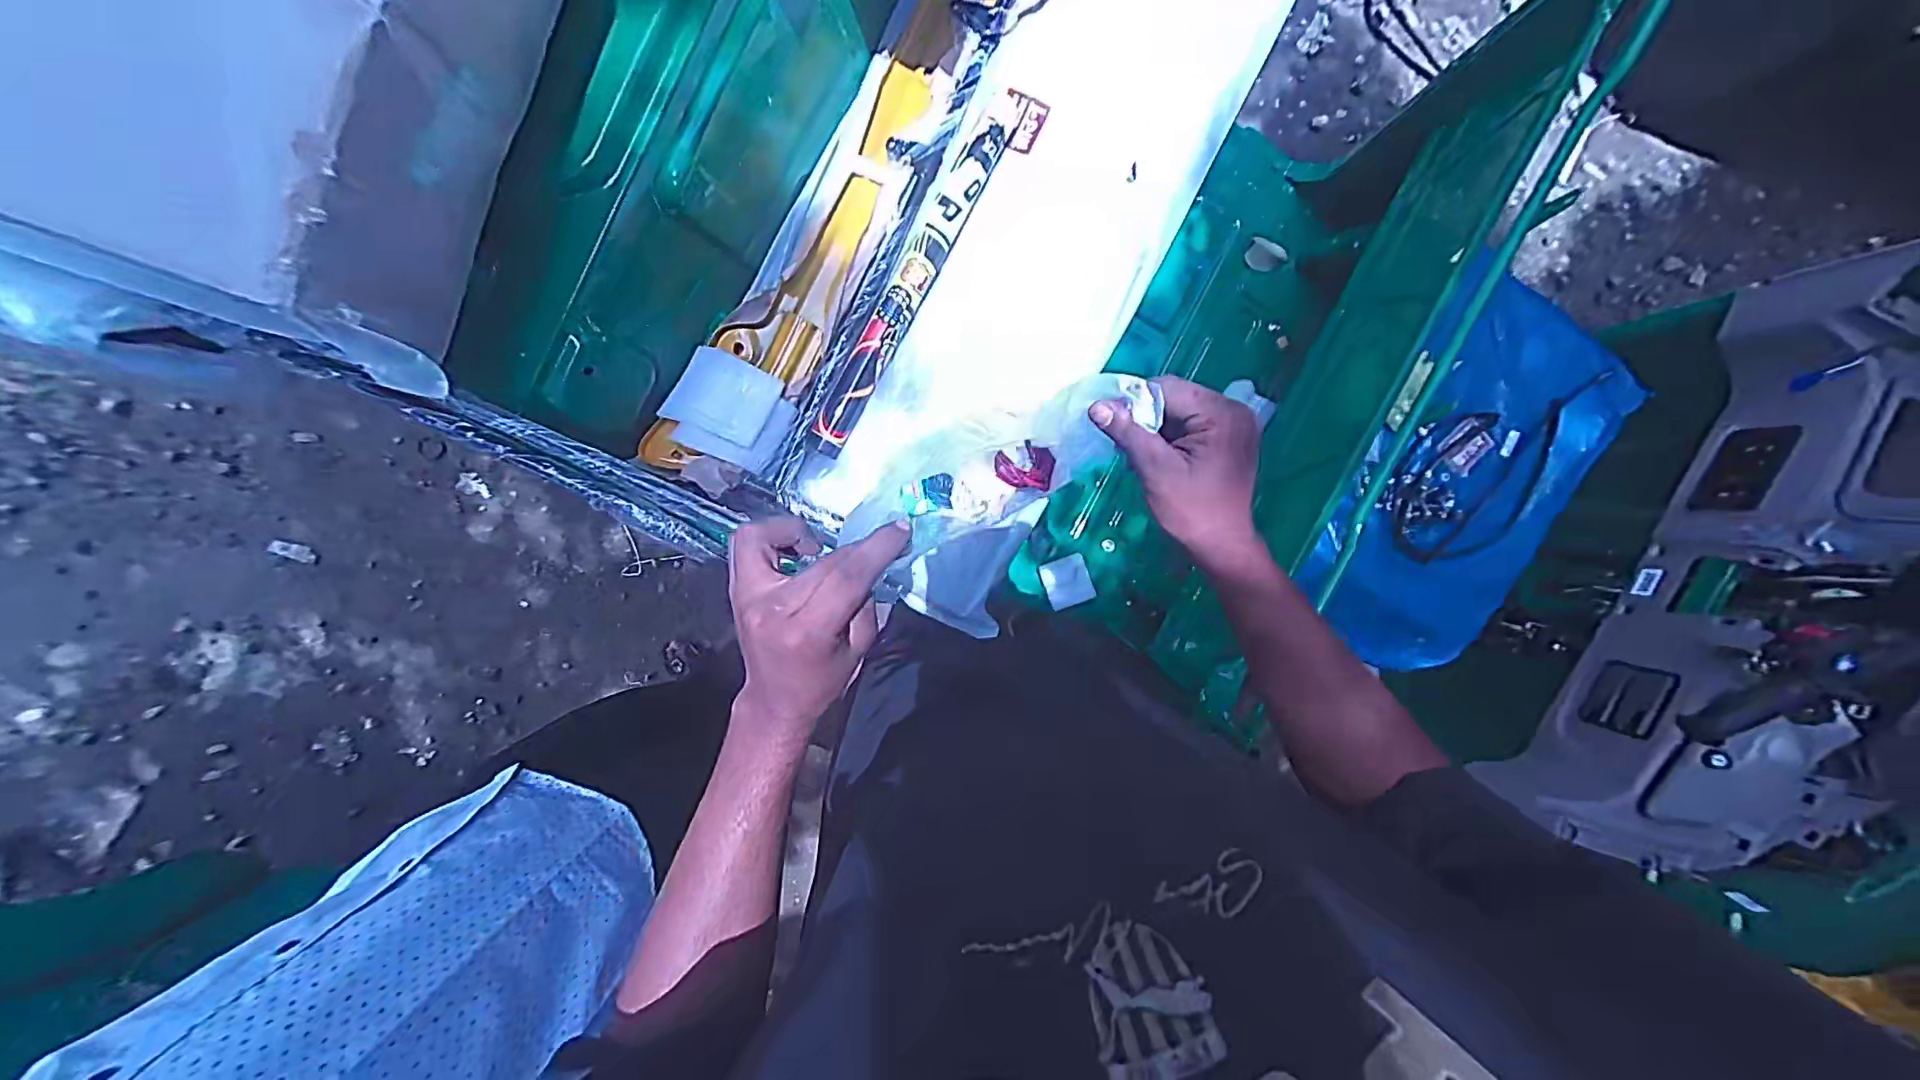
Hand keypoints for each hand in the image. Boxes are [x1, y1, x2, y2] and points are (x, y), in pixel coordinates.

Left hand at [728, 517, 910, 740]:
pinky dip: (772, 535)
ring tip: (818, 547)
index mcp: (808, 630)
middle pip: (824, 560)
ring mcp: (749, 596)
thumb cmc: (821, 681)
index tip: (899, 529)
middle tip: (873, 546)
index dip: (877, 548)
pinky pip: (747, 541)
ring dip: (801, 532)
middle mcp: (774, 609)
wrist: (775, 699)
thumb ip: (866, 602)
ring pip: (770, 537)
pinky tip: (793, 550)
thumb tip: (874, 561)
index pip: (847, 577)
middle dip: (858, 546)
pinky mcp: (738, 588)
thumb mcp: (858, 647)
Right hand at [1090, 376, 1261, 569]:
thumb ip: (1127, 432)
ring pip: (1180, 412)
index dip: (1134, 403)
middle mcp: (1233, 411)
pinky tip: (1160, 458)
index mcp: (1222, 413)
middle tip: (1128, 445)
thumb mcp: (1154, 469)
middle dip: (1146, 417)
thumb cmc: (1190, 510)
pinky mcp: (1229, 440)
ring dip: (1156, 429)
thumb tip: (1096, 406)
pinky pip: (1192, 426)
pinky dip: (1170, 438)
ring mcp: (1235, 425)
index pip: (1167, 389)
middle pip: (1175, 398)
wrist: (1220, 547)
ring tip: (1145, 455)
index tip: (1113, 425)